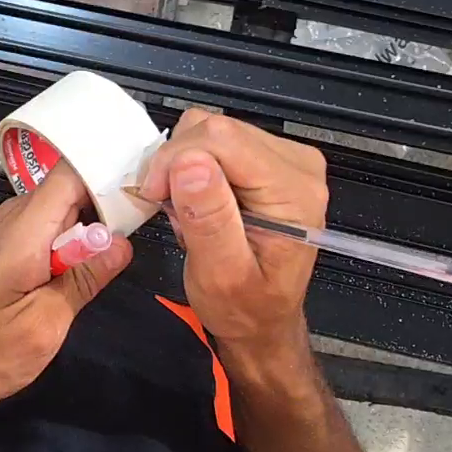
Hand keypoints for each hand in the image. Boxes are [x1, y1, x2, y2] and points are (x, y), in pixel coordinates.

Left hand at [0, 165, 133, 419]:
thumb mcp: (45, 324)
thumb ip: (85, 278)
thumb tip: (123, 242)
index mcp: (23, 230)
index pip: (71, 172)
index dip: (109, 175)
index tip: (145, 193)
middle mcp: (11, 218)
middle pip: (68, 188)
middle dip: (106, 202)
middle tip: (146, 223)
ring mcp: (3, 230)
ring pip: (58, 208)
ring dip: (89, 224)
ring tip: (123, 245)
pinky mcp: (1, 245)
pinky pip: (43, 225)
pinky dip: (68, 238)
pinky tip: (87, 261)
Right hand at [134, 110, 327, 353]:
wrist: (262, 323)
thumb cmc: (244, 307)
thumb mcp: (221, 275)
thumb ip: (208, 219)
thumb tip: (188, 163)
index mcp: (294, 189)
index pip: (220, 137)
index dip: (174, 160)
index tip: (155, 197)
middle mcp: (296, 163)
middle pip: (213, 128)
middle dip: (175, 164)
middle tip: (170, 209)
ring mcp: (282, 156)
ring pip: (207, 128)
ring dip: (180, 165)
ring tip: (185, 209)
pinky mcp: (264, 157)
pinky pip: (211, 139)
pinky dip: (188, 164)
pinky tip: (193, 197)